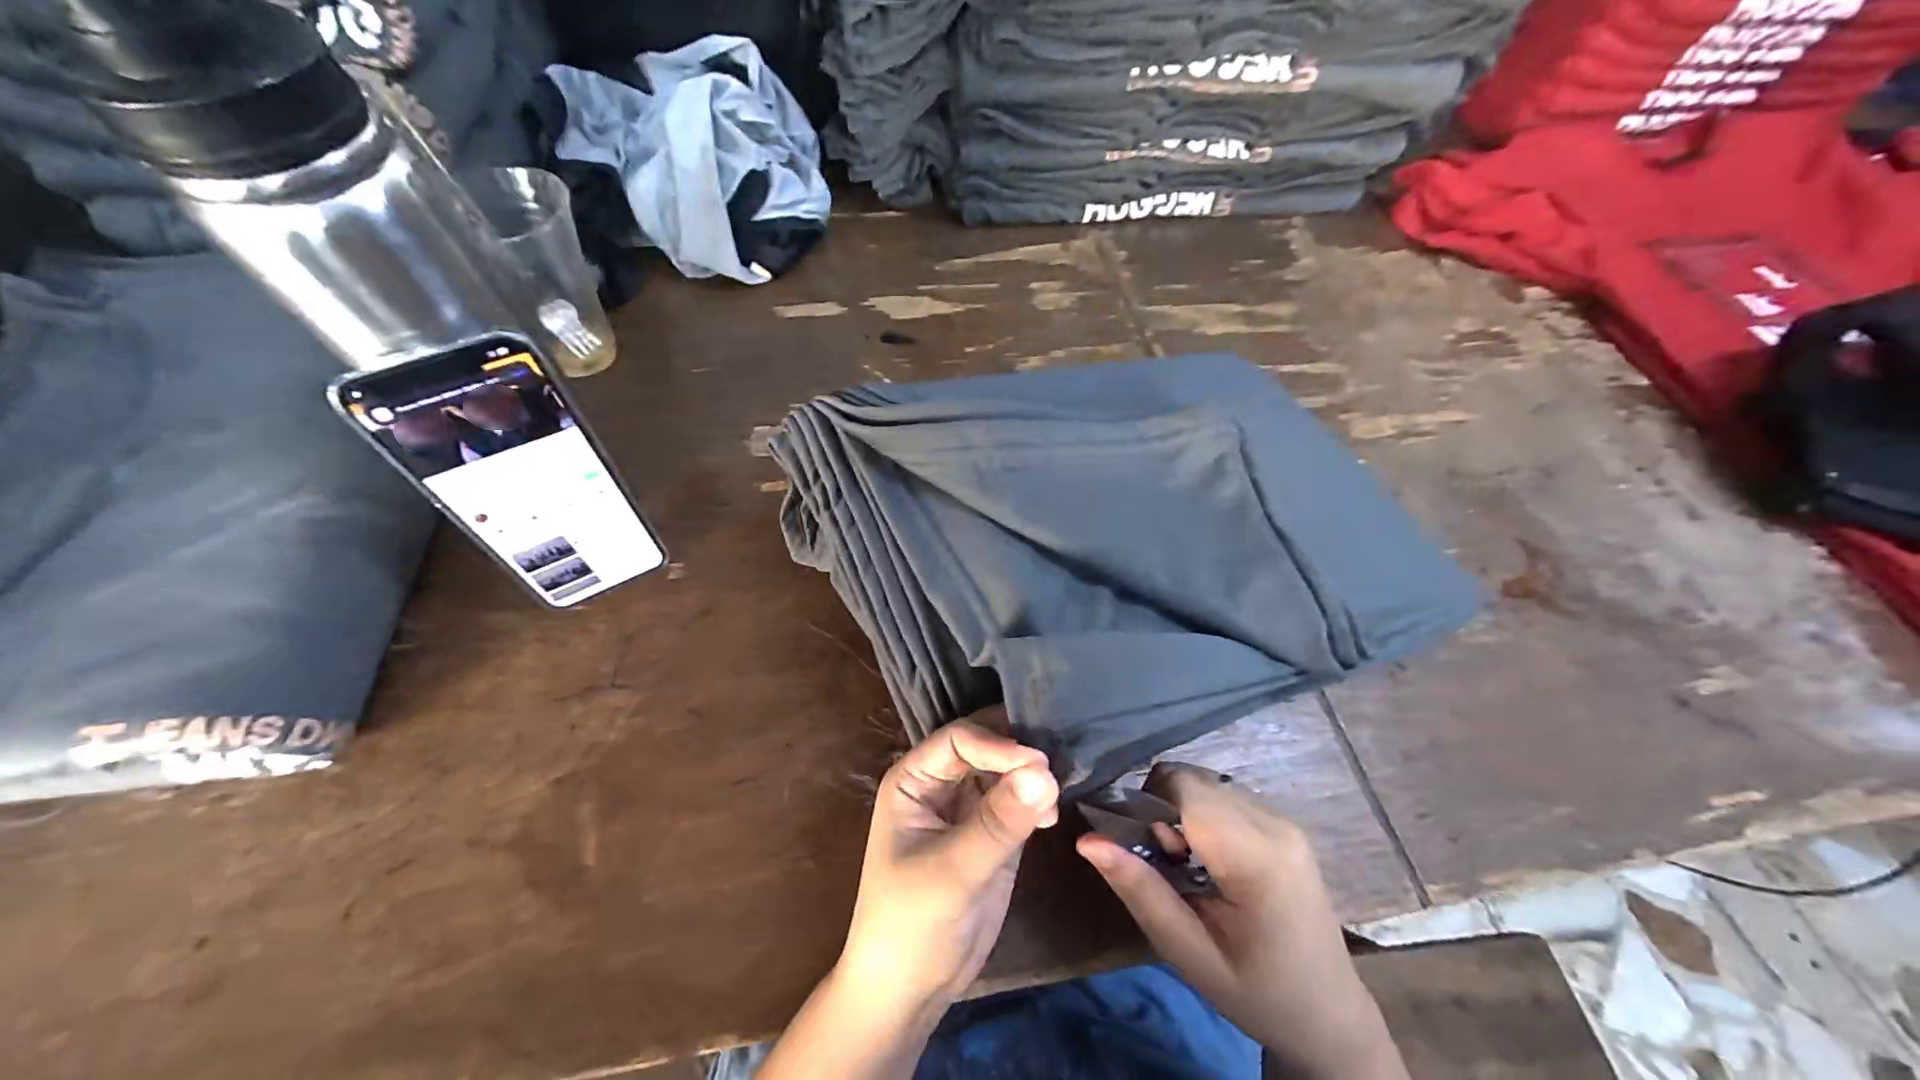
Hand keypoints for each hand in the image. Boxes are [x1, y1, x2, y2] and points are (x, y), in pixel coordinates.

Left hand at [838, 712, 1061, 1006]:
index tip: (1039, 764)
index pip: (959, 740)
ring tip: (1060, 791)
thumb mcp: (954, 870)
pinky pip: (1016, 800)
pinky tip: (1052, 817)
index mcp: (912, 780)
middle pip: (983, 746)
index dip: (998, 744)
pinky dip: (1036, 801)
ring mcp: (966, 807)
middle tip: (1058, 764)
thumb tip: (1045, 773)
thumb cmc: (912, 924)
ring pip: (1003, 770)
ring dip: (1031, 774)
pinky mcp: (991, 833)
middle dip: (1018, 750)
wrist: (909, 988)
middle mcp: (939, 784)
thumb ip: (999, 821)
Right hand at [1076, 765, 1407, 1079]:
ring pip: (1206, 784)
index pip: (1184, 787)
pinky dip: (1203, 815)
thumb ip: (1138, 889)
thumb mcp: (1186, 952)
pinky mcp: (1285, 824)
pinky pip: (1225, 797)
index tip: (1144, 851)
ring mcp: (1286, 820)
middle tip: (1166, 863)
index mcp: (1257, 856)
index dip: (1148, 806)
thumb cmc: (1254, 991)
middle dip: (1163, 808)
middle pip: (1193, 780)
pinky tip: (1210, 861)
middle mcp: (1276, 824)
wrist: (1328, 1015)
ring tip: (1188, 865)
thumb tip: (1086, 839)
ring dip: (1182, 811)